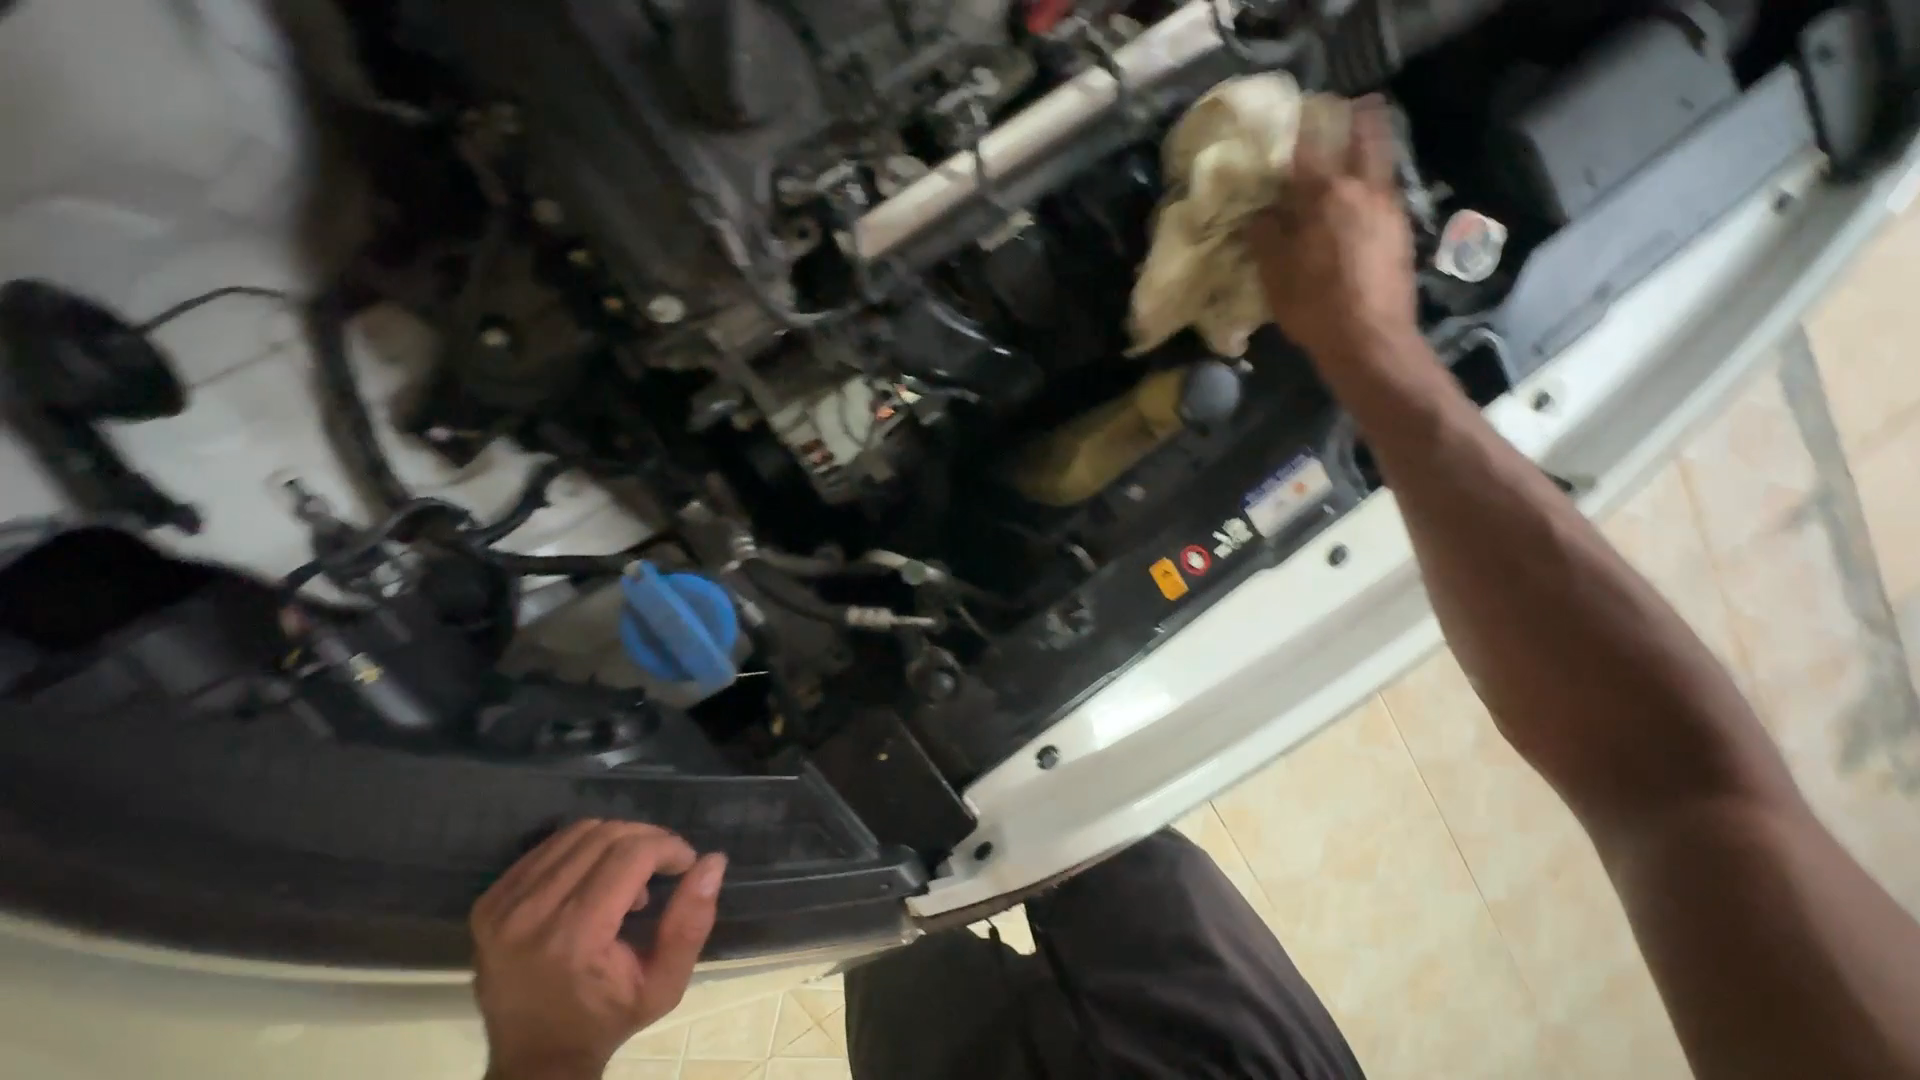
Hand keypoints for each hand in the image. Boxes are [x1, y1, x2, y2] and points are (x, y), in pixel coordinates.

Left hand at [470, 820, 727, 1079]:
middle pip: (604, 837)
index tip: (686, 863)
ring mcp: (503, 906)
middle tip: (665, 865)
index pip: (630, 855)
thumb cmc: (606, 1021)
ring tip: (630, 876)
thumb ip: (691, 923)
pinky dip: (583, 850)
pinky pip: (548, 848)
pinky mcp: (490, 902)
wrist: (534, 1059)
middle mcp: (531, 914)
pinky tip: (596, 877)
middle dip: (647, 839)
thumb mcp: (664, 985)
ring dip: (616, 841)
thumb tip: (713, 861)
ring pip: (576, 834)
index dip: (668, 847)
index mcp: (575, 938)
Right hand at [1248, 96, 1420, 366]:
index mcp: (1327, 197)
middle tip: (1357, 103)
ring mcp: (1390, 211)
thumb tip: (1260, 215)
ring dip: (1373, 149)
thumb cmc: (1315, 306)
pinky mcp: (1403, 234)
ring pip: (1384, 165)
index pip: (1310, 149)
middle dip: (1362, 118)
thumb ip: (1267, 237)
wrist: (1371, 341)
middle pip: (1368, 140)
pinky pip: (1388, 194)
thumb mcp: (1275, 275)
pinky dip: (1377, 184)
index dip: (1301, 129)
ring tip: (1362, 143)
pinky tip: (1365, 196)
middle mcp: (1364, 192)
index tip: (1297, 114)